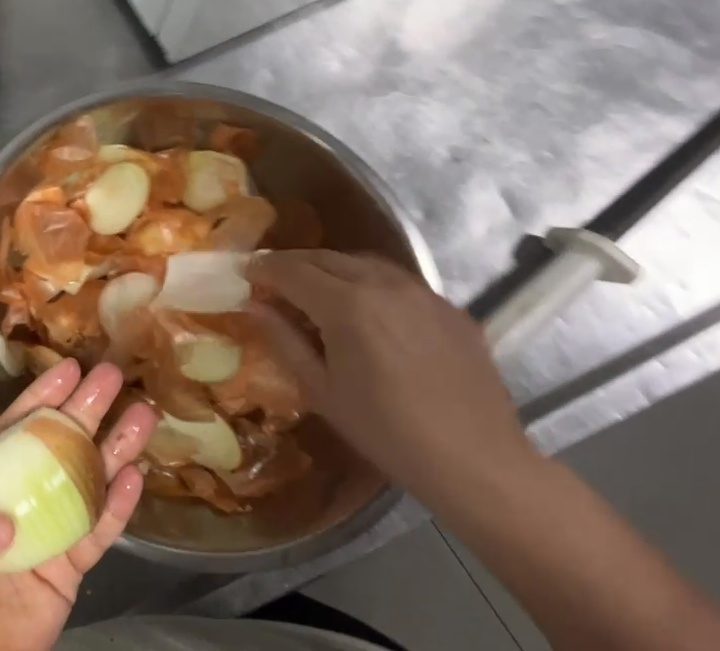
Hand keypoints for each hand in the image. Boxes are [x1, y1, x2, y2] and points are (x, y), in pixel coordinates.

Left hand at [0, 359, 156, 650]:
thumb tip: (5, 521)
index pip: (11, 430)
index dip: (39, 399)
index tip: (67, 369)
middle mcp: (17, 496)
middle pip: (55, 446)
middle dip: (84, 410)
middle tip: (115, 376)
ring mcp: (47, 528)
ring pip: (85, 480)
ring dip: (113, 448)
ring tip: (143, 416)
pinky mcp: (70, 566)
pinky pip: (98, 532)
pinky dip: (118, 506)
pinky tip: (136, 477)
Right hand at [246, 250, 540, 508]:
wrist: (476, 462)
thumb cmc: (385, 431)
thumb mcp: (320, 390)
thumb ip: (283, 340)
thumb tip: (255, 306)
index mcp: (346, 305)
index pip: (291, 270)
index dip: (262, 269)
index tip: (243, 275)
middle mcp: (384, 286)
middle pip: (326, 257)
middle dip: (294, 263)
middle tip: (272, 279)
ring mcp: (423, 294)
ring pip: (365, 263)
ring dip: (332, 268)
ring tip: (317, 290)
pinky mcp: (451, 310)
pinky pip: (401, 284)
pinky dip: (372, 286)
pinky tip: (369, 313)